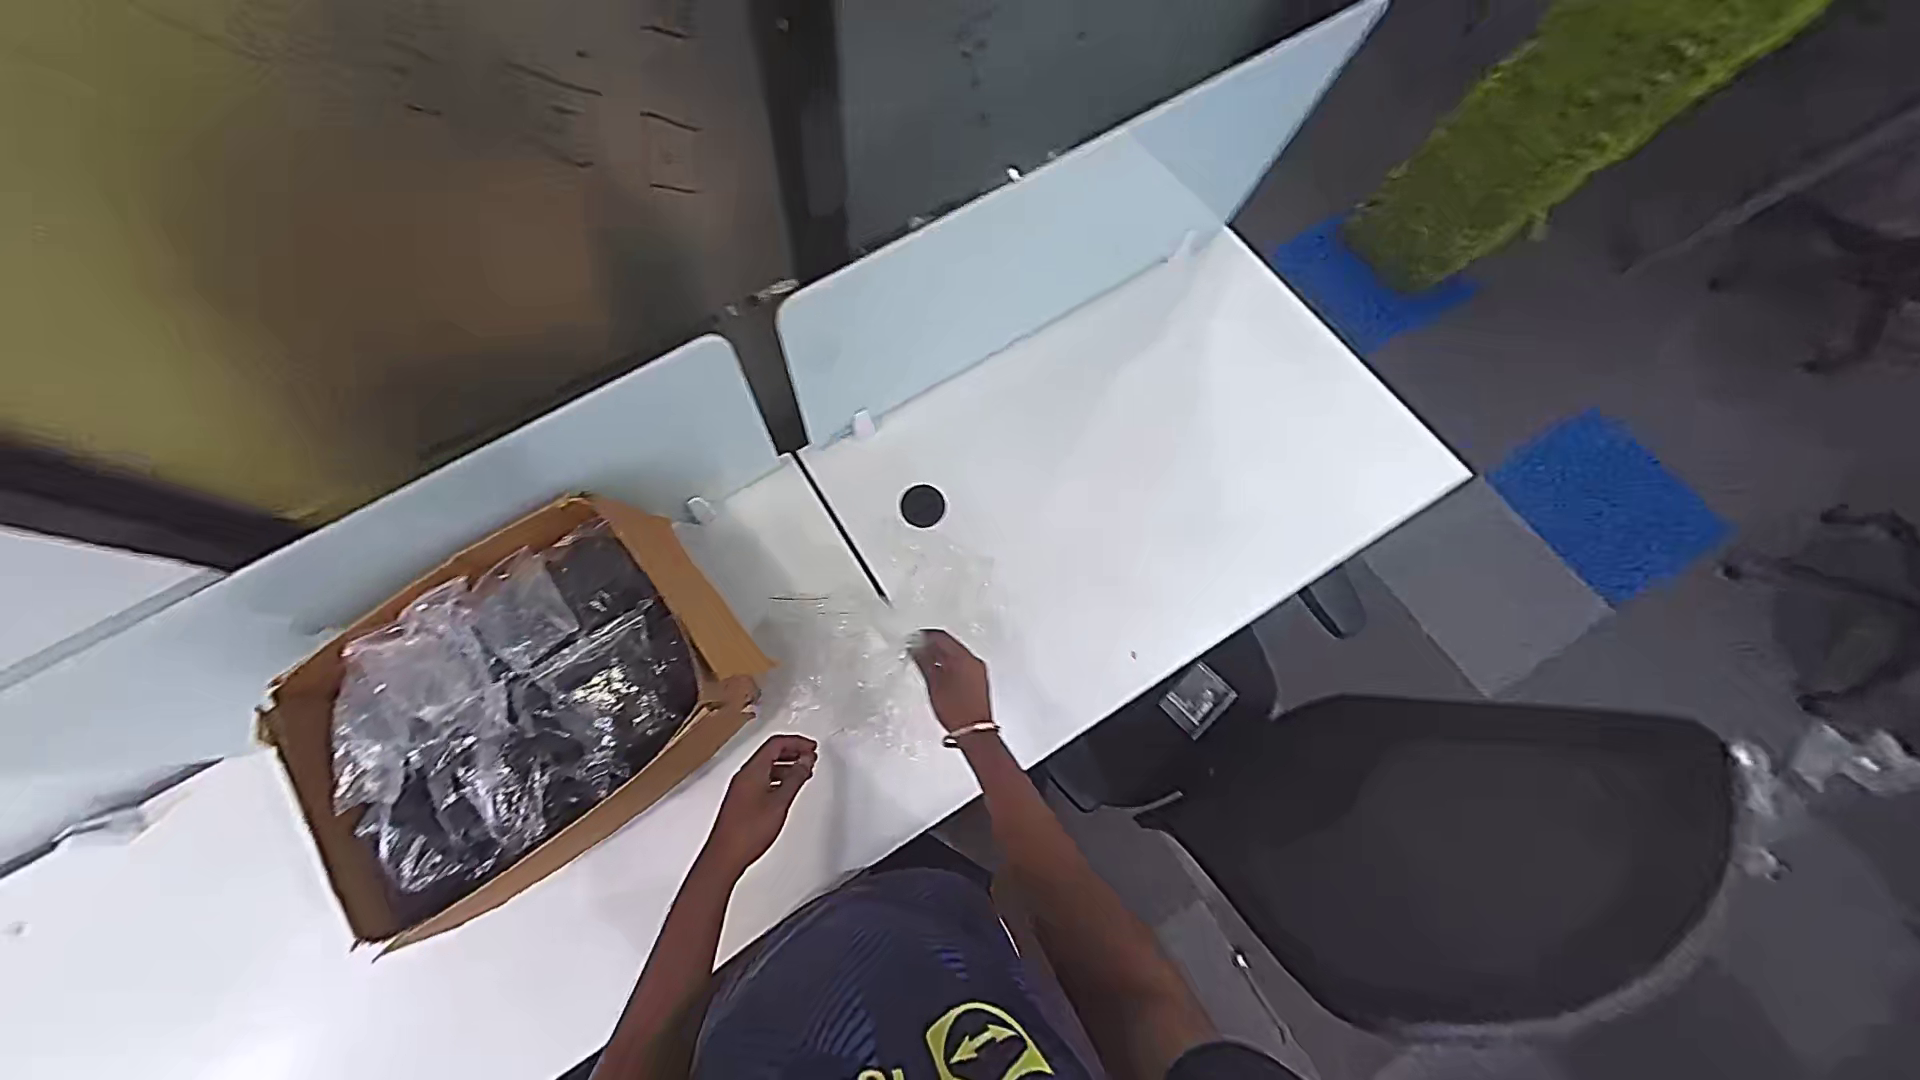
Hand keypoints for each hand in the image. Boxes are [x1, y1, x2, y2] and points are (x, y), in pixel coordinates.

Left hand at [700, 734, 816, 877]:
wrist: (724, 857)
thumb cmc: (748, 831)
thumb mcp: (780, 801)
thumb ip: (795, 778)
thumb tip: (805, 761)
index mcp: (752, 770)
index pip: (776, 744)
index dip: (796, 742)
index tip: (811, 747)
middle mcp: (745, 775)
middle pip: (770, 752)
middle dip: (792, 751)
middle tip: (810, 756)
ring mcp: (741, 788)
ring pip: (767, 766)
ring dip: (786, 765)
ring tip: (803, 772)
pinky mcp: (741, 800)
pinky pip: (762, 779)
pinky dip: (778, 777)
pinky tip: (787, 788)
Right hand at [909, 629, 992, 733]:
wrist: (974, 732)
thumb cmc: (957, 710)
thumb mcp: (934, 683)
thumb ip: (924, 661)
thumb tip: (916, 647)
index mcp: (964, 657)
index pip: (942, 636)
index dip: (925, 636)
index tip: (913, 638)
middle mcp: (973, 661)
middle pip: (950, 643)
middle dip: (931, 644)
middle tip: (916, 647)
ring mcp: (977, 671)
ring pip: (955, 654)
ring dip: (940, 654)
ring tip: (924, 659)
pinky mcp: (978, 680)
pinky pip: (961, 664)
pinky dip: (948, 664)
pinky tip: (938, 671)